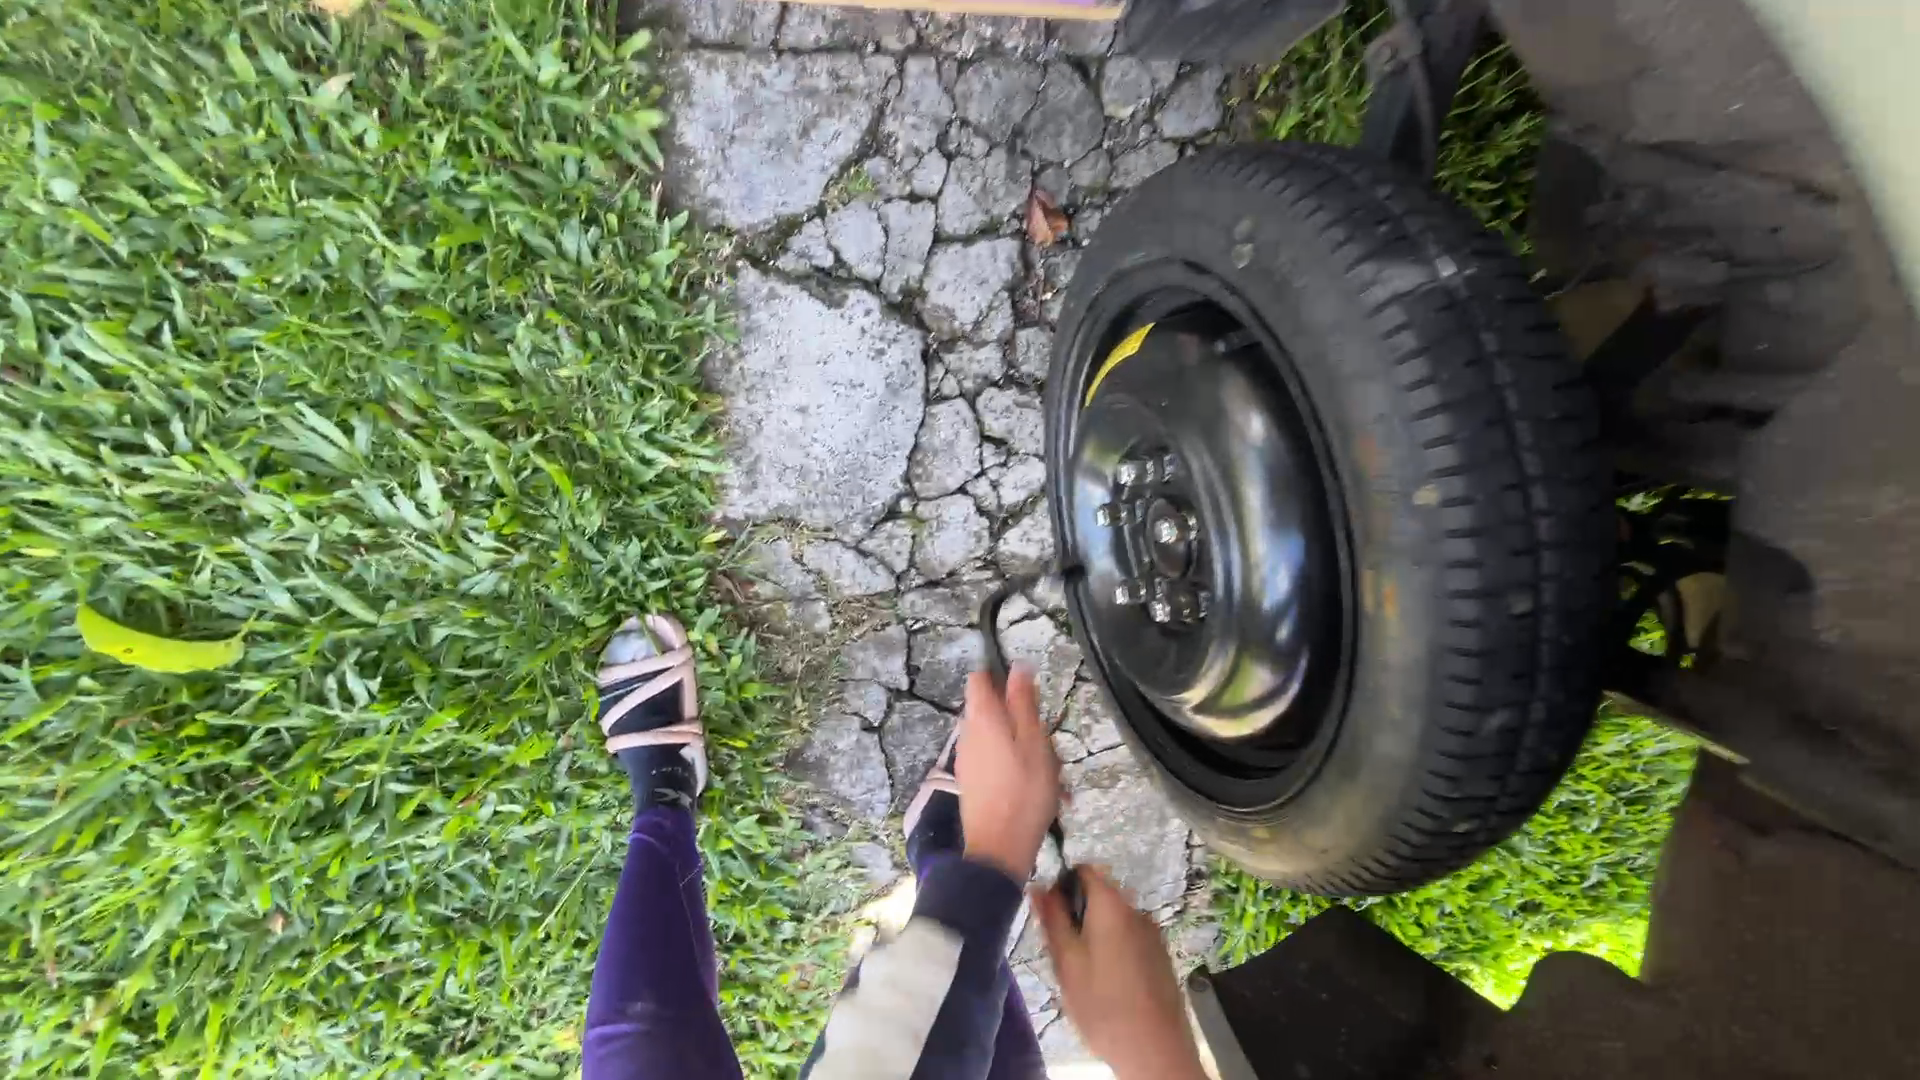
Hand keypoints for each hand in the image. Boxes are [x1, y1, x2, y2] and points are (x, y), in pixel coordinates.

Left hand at [956, 666, 1060, 881]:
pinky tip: (1040, 792)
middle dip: (1021, 720)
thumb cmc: (1024, 792)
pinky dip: (1016, 767)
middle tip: (1049, 746)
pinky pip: (995, 760)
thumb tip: (1017, 668)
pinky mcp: (972, 780)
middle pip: (992, 710)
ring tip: (1051, 776)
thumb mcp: (1034, 743)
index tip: (1027, 696)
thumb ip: (1023, 704)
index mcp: (982, 718)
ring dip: (1024, 748)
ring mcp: (967, 758)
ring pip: (998, 737)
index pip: (979, 679)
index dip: (1002, 679)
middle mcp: (968, 733)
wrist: (999, 849)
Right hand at [1033, 867, 1205, 1079]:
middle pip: (1100, 895)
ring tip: (1087, 972)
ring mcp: (1153, 932)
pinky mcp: (1162, 956)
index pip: (1084, 870)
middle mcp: (1136, 909)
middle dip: (1079, 913)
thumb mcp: (1066, 962)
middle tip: (1066, 951)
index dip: (1063, 885)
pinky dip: (1117, 949)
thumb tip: (1038, 886)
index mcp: (1111, 904)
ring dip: (1098, 933)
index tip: (1052, 916)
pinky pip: (1131, 938)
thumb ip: (1052, 919)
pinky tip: (1111, 983)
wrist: (1156, 1052)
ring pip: (1115, 919)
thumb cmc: (1103, 1005)